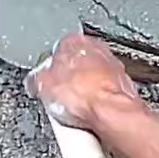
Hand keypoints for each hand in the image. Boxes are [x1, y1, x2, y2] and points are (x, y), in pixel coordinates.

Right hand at [24, 34, 139, 130]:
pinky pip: (104, 96)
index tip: (46, 86)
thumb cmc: (82, 96)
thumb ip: (36, 78)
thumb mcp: (42, 86)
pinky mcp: (123, 87)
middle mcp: (97, 49)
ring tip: (77, 112)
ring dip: (85, 95)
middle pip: (76, 67)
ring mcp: (112, 68)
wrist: (111, 113)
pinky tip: (91, 116)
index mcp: (74, 41)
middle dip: (69, 83)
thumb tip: (35, 82)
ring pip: (91, 82)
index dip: (49, 72)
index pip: (56, 52)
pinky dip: (98, 105)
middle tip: (62, 100)